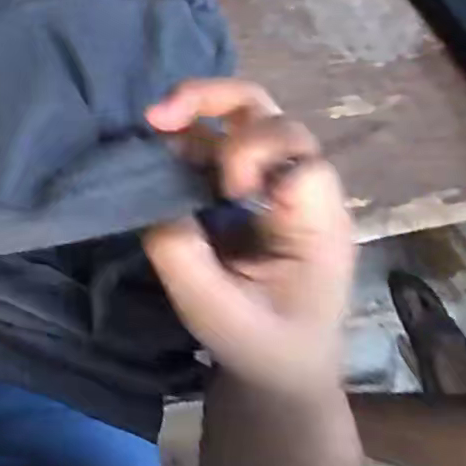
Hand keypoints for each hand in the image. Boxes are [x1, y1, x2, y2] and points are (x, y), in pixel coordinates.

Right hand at [142, 79, 355, 398]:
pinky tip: (156, 150)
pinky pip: (212, 138)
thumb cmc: (262, 346)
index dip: (256, 153)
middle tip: (159, 117)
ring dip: (192, 111)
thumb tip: (149, 196)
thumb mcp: (217, 312)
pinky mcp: (240, 183)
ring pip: (237, 114)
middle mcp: (296, 188)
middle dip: (210, 99)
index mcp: (315, 222)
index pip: (299, 154)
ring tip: (152, 127)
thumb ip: (181, 255)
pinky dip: (181, 133)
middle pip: (265, 112)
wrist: (278, 367)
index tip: (228, 193)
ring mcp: (267, 181)